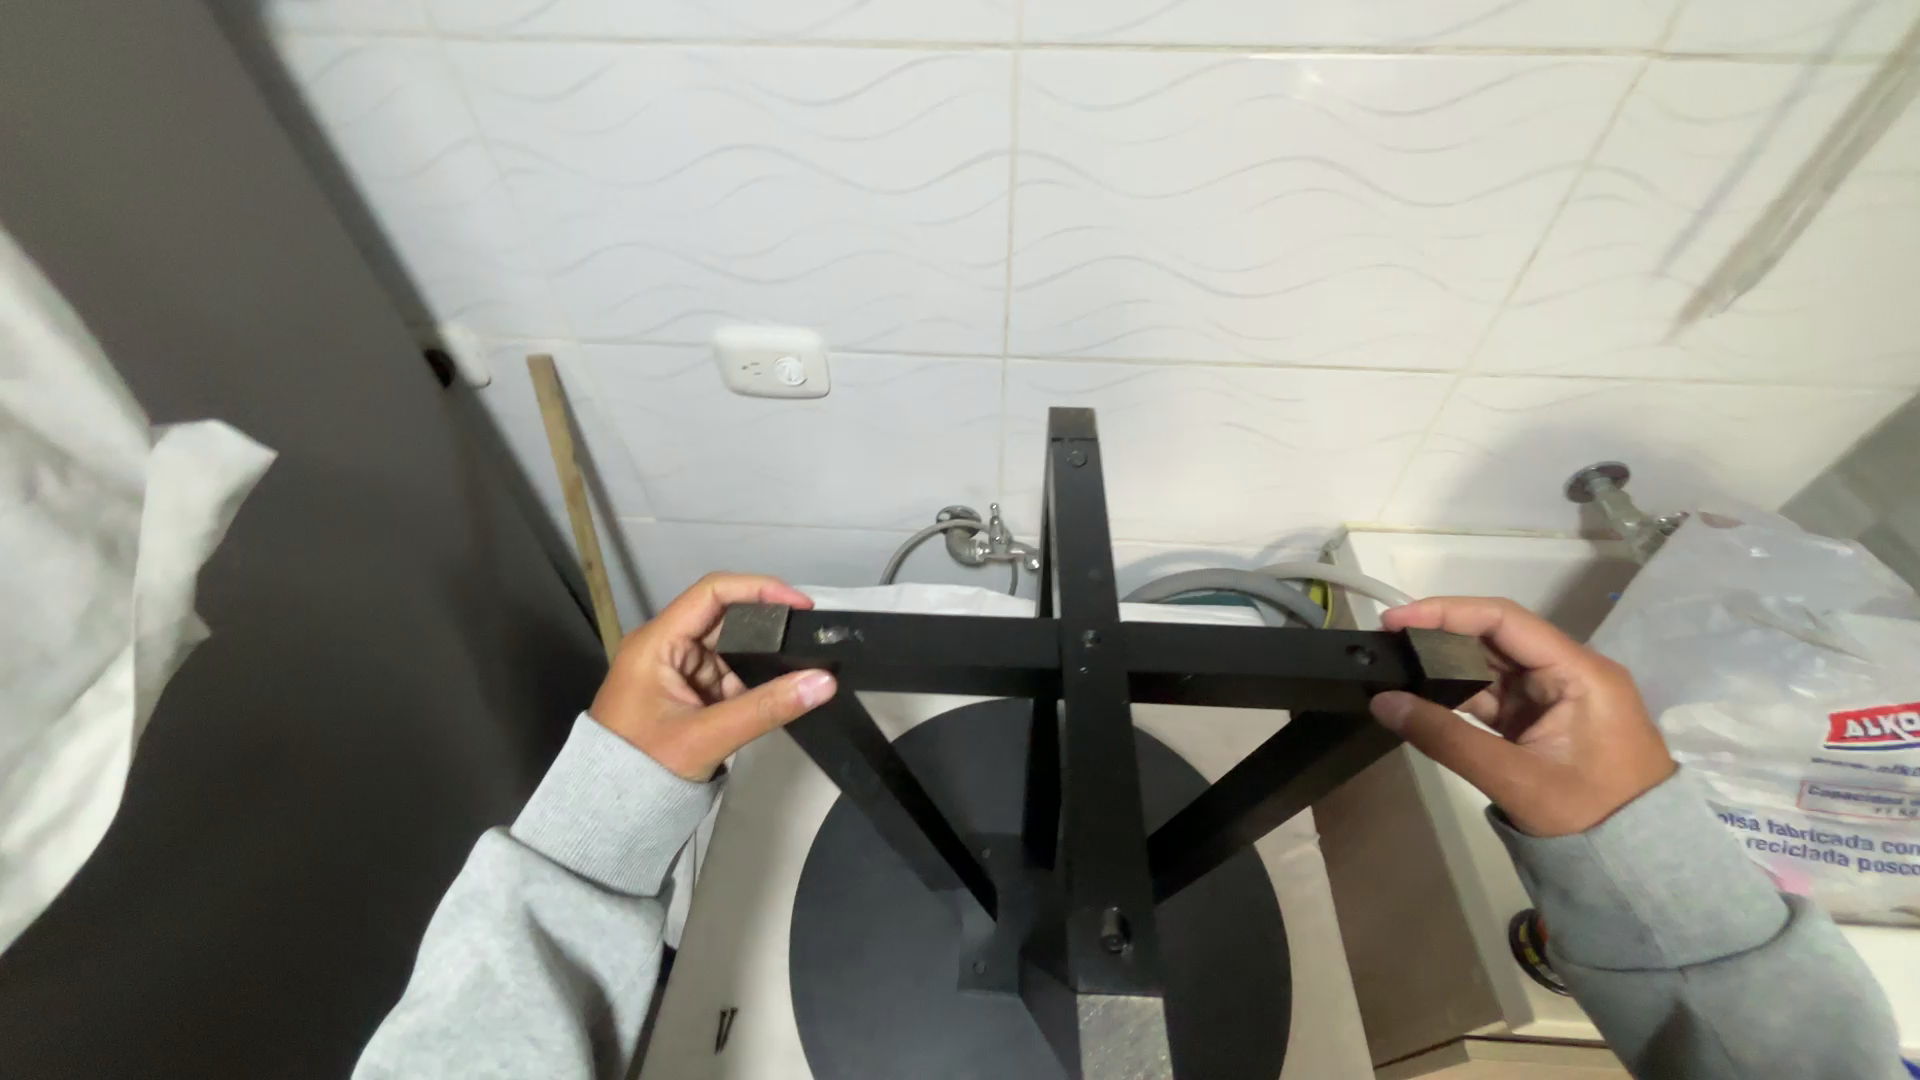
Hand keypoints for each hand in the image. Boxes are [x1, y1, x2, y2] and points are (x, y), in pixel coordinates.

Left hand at [589, 573, 836, 780]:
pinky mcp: (685, 690)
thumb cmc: (645, 768)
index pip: (713, 592)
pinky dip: (749, 683)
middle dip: (766, 629)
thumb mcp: (708, 736)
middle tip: (807, 639)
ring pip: (730, 647)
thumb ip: (767, 707)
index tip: (800, 604)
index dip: (759, 588)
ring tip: (796, 669)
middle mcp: (665, 646)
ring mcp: (675, 669)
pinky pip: (726, 672)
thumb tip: (824, 681)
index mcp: (658, 643)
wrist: (607, 816)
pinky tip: (772, 693)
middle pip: (725, 618)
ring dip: (758, 661)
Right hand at [1368, 597, 1674, 836]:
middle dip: (1438, 634)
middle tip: (1386, 640)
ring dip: (1442, 663)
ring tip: (1395, 665)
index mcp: (1580, 673)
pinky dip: (1453, 690)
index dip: (1445, 611)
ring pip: (1487, 662)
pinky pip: (1488, 690)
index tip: (1394, 619)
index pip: (1504, 620)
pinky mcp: (1539, 716)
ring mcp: (1553, 695)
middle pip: (1494, 635)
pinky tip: (1419, 694)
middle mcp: (1568, 672)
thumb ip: (1445, 737)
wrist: (1639, 867)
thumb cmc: (1590, 814)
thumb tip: (1381, 701)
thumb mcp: (1514, 778)